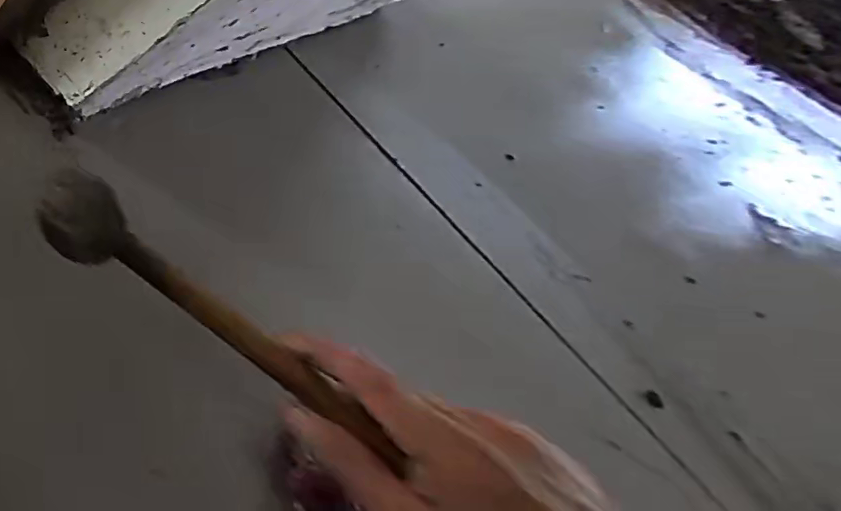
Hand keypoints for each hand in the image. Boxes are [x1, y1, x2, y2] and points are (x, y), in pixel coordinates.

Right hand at [283, 337, 612, 510]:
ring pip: (441, 420)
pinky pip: (487, 439)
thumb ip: (349, 465)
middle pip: (397, 400)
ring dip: (411, 440)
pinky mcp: (561, 462)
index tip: (279, 345)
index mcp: (442, 433)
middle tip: (338, 456)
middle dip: (360, 419)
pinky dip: (459, 453)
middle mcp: (481, 420)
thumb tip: (294, 411)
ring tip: (408, 485)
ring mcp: (526, 440)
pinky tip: (469, 495)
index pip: (360, 368)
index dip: (314, 349)